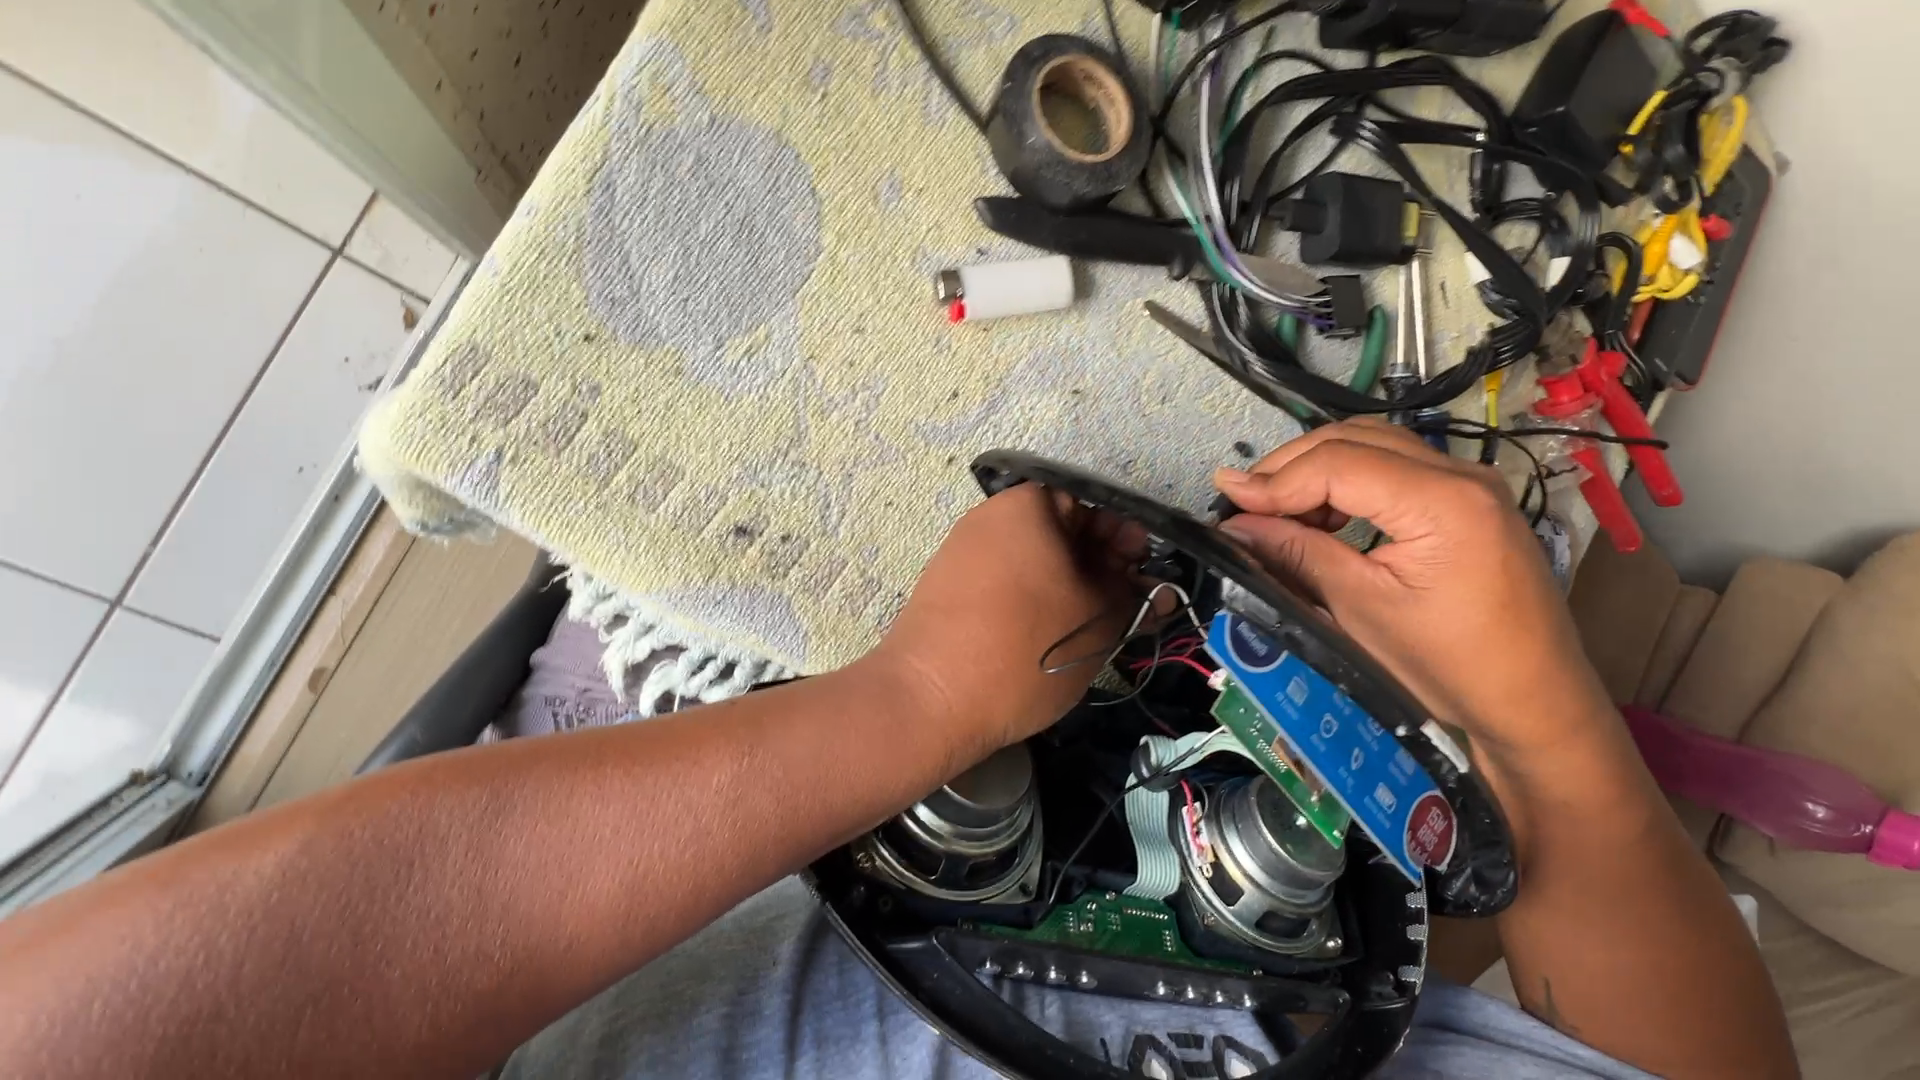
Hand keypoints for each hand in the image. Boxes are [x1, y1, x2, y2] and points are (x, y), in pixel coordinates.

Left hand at [873, 483, 1140, 756]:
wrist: (930, 702)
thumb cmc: (1026, 648)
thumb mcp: (1098, 623)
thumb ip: (1135, 599)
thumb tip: (1158, 593)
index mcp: (1025, 507)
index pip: (1091, 502)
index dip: (1127, 534)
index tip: (1147, 570)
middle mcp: (990, 520)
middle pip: (1062, 530)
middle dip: (1103, 563)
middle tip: (1132, 603)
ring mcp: (964, 555)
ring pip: (1036, 561)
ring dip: (1074, 586)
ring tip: (1102, 625)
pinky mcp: (951, 592)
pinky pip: (1009, 582)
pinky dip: (1040, 600)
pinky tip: (1060, 635)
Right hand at [1213, 418, 1611, 760]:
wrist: (1534, 704)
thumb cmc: (1449, 665)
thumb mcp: (1360, 608)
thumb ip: (1297, 554)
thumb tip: (1235, 525)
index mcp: (1443, 500)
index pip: (1339, 464)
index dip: (1275, 480)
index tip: (1226, 499)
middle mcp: (1462, 473)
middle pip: (1355, 440)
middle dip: (1290, 466)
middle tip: (1243, 501)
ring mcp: (1471, 483)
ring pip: (1374, 445)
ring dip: (1318, 468)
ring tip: (1277, 510)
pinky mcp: (1469, 499)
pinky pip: (1396, 467)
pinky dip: (1349, 480)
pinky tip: (1324, 515)